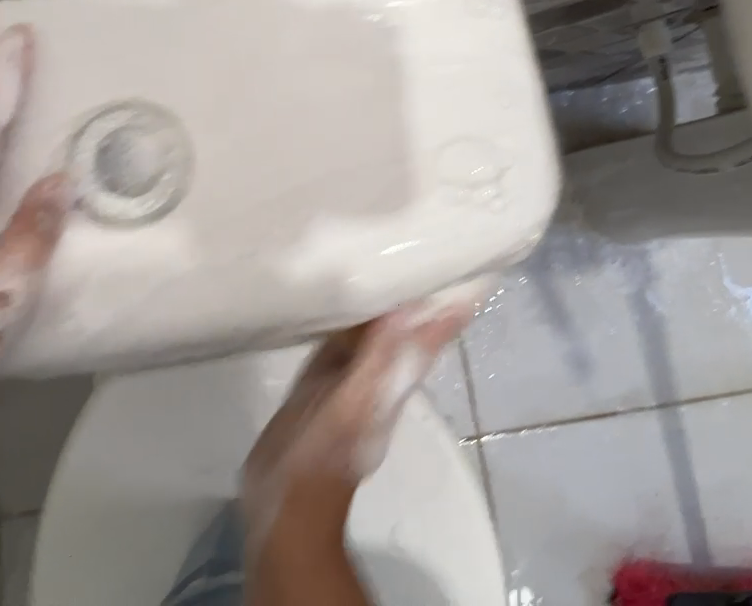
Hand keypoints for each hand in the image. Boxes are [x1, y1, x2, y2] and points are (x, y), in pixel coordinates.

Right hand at [240, 281, 488, 549]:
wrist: (285, 504)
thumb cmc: (321, 457)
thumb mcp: (351, 405)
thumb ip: (376, 358)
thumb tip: (411, 306)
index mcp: (394, 376)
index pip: (434, 330)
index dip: (452, 301)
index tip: (466, 265)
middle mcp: (380, 371)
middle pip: (408, 324)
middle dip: (420, 290)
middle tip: (422, 248)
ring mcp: (352, 376)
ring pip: (377, 327)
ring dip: (386, 295)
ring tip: (386, 256)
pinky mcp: (322, 380)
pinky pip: (344, 337)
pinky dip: (348, 312)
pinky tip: (339, 289)